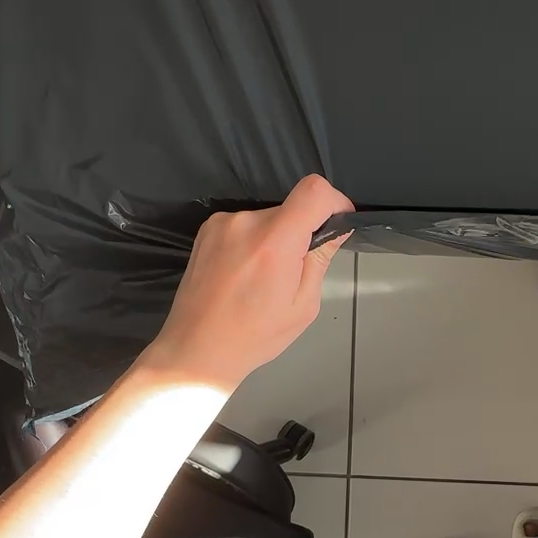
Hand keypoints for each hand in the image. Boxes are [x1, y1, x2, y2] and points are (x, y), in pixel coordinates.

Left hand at [144, 174, 354, 388]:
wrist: (199, 346)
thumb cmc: (255, 335)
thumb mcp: (303, 306)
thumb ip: (320, 260)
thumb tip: (336, 229)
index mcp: (274, 243)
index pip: (314, 191)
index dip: (335, 201)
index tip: (338, 222)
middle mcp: (246, 223)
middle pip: (292, 208)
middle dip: (302, 234)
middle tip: (294, 273)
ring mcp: (223, 222)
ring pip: (269, 219)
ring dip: (277, 239)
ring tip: (265, 279)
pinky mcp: (208, 227)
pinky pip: (247, 225)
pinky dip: (255, 242)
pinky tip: (246, 273)